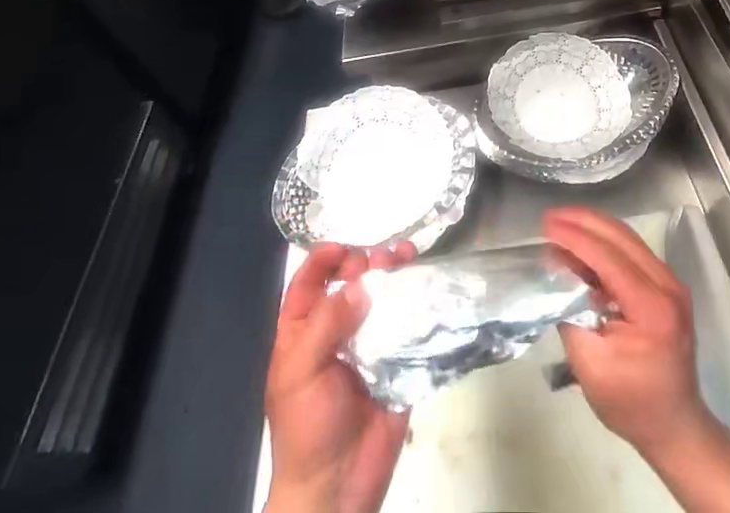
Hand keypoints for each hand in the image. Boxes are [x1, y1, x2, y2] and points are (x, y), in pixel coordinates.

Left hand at [264, 241, 415, 512]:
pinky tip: (428, 284)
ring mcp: (371, 345)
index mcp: (303, 333)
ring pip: (384, 298)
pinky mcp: (400, 359)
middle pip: (351, 284)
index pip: (308, 285)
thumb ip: (327, 324)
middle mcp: (337, 332)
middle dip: (365, 262)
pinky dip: (420, 301)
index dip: (322, 261)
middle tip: (382, 256)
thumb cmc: (307, 426)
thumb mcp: (301, 372)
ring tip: (406, 256)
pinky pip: (411, 324)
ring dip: (395, 274)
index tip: (344, 246)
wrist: (338, 482)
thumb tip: (360, 284)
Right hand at [542, 208, 709, 457]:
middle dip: (585, 221)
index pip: (609, 257)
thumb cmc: (630, 401)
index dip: (575, 237)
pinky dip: (606, 245)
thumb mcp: (589, 362)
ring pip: (629, 241)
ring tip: (562, 225)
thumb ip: (571, 311)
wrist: (675, 425)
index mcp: (652, 305)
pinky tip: (583, 247)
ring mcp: (671, 284)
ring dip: (595, 229)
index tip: (546, 225)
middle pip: (622, 238)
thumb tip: (558, 269)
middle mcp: (668, 285)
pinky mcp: (667, 289)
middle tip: (550, 217)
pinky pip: (634, 254)